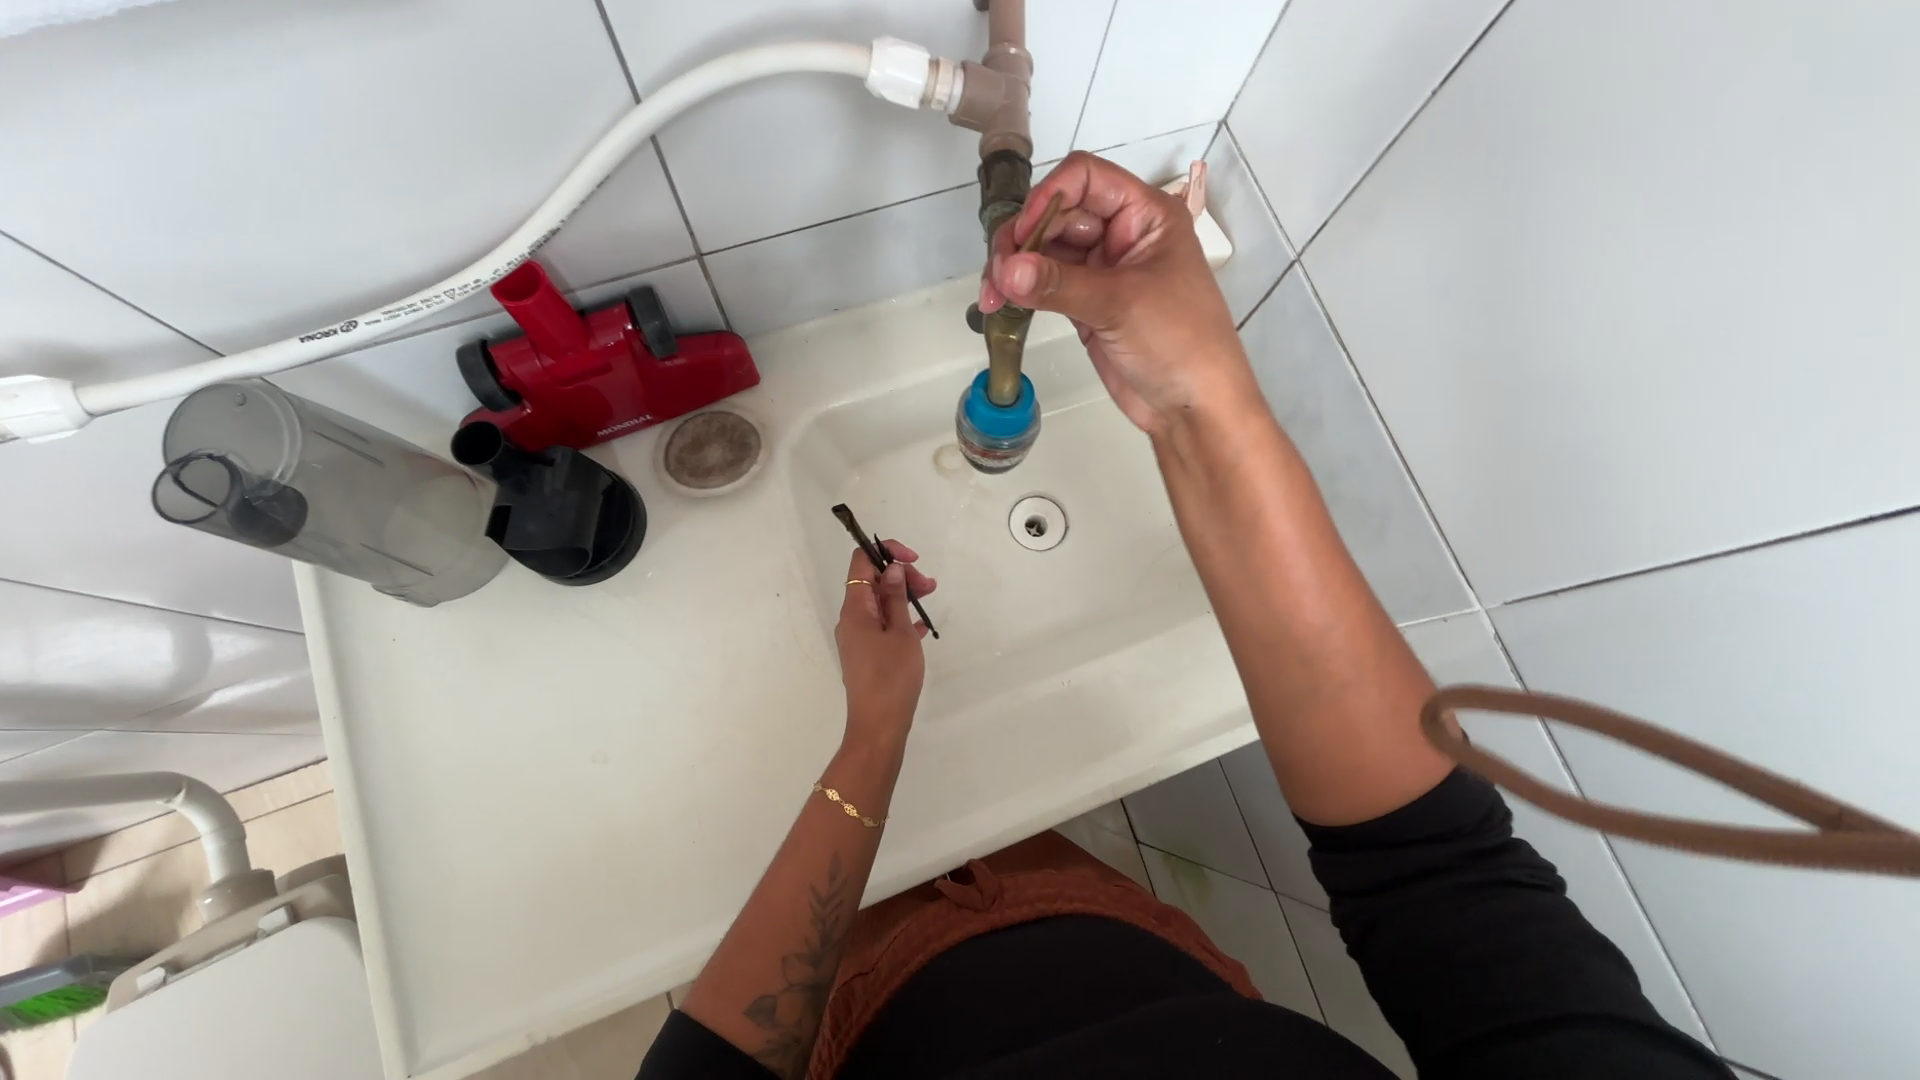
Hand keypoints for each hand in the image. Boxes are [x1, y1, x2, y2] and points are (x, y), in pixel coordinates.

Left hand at [835, 541, 935, 747]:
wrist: (879, 725)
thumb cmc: (892, 676)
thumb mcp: (900, 632)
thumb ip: (896, 598)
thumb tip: (892, 569)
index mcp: (854, 608)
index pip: (861, 562)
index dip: (886, 552)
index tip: (914, 560)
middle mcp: (851, 619)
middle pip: (872, 582)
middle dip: (900, 576)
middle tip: (928, 586)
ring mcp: (857, 638)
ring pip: (879, 604)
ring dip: (903, 597)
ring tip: (929, 599)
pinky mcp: (866, 654)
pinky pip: (882, 625)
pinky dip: (899, 620)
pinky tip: (920, 627)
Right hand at [978, 152, 1260, 436]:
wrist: (1193, 404)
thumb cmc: (1179, 341)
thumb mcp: (1120, 304)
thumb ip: (1059, 285)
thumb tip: (1005, 271)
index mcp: (1145, 214)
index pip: (1086, 178)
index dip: (1048, 198)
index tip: (1022, 237)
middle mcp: (1121, 235)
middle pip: (1057, 215)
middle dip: (1022, 240)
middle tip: (997, 276)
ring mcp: (1102, 271)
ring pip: (1045, 252)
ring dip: (1014, 268)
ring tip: (992, 297)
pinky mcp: (1086, 305)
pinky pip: (1045, 287)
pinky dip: (1021, 293)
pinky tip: (1000, 306)